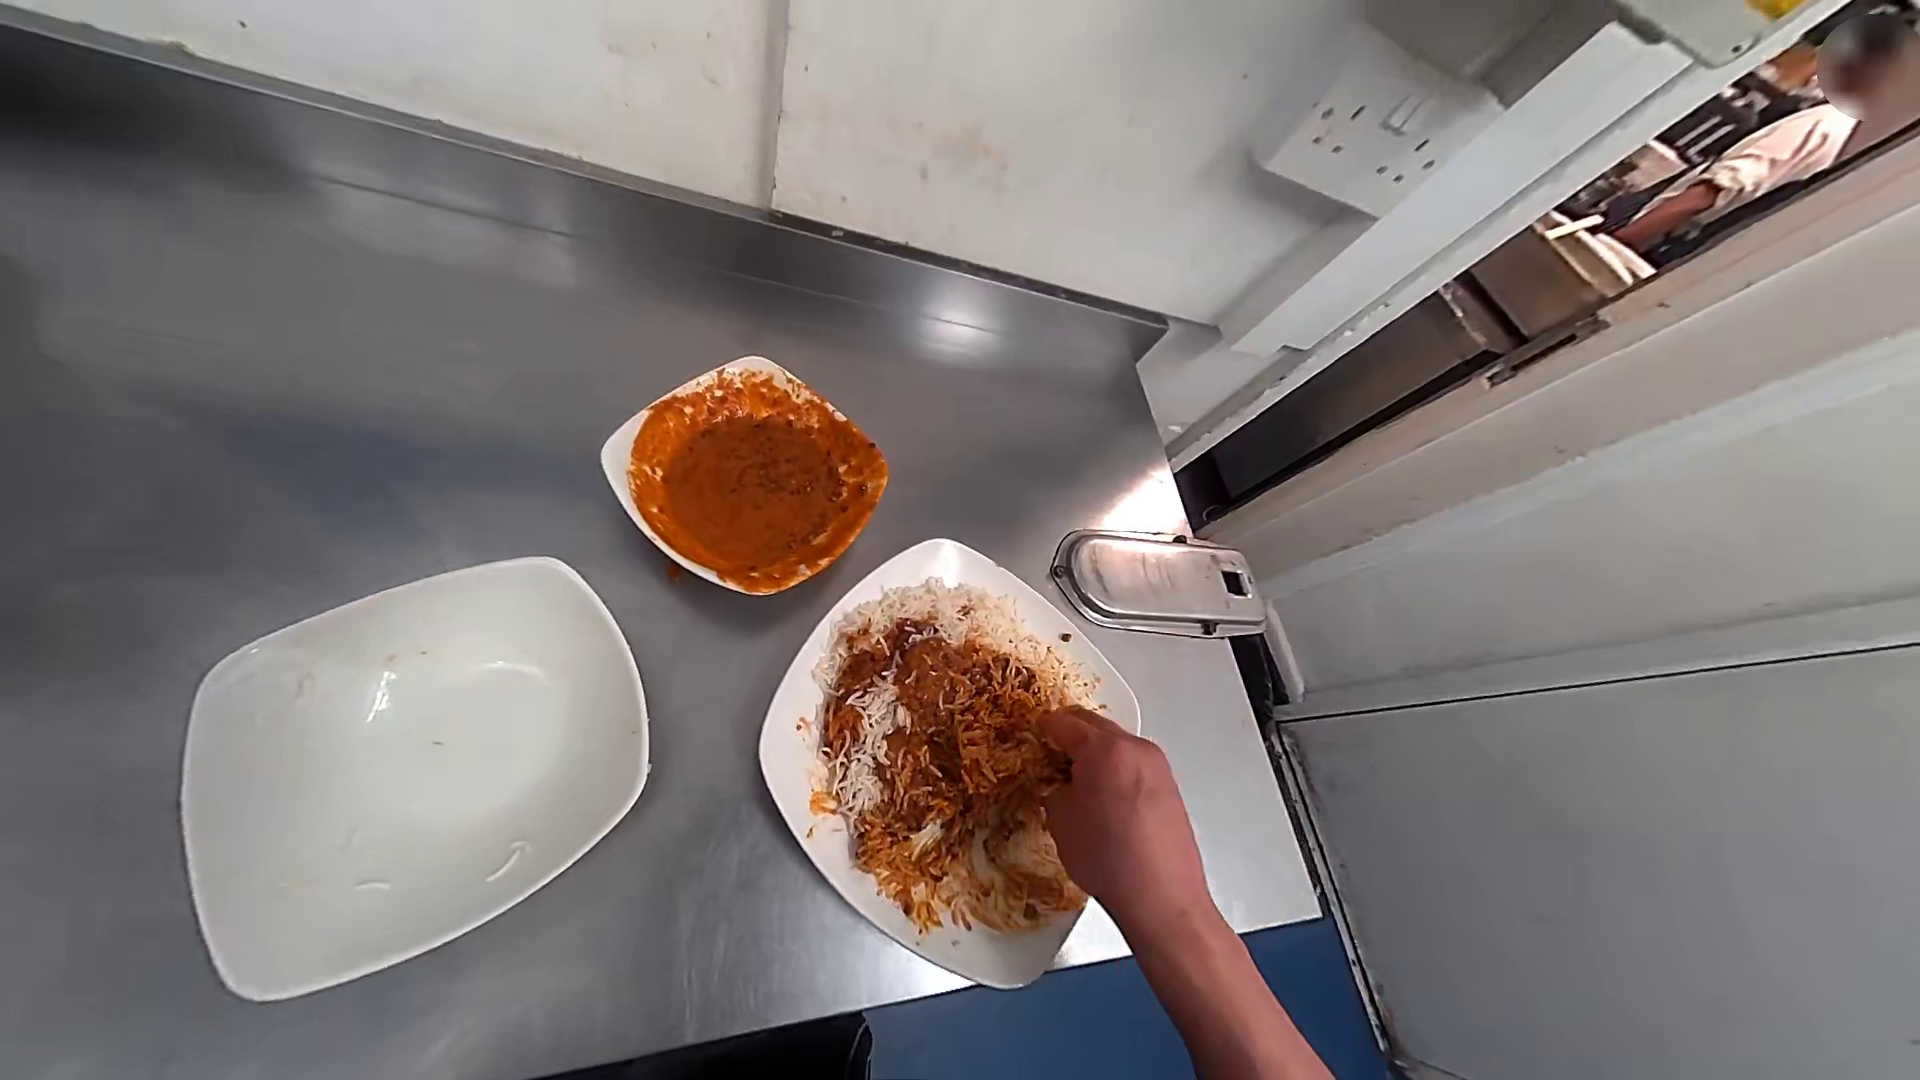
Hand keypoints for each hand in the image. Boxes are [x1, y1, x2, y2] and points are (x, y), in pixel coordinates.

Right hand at [1040, 707, 1214, 935]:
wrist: (1161, 898)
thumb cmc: (1109, 860)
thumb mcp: (1061, 819)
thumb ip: (1054, 786)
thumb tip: (1058, 780)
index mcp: (1102, 749)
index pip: (1064, 722)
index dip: (1043, 728)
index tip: (1034, 735)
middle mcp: (1133, 747)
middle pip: (1092, 723)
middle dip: (1070, 733)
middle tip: (1051, 753)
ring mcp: (1155, 763)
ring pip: (1115, 741)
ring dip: (1094, 749)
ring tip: (1078, 777)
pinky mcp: (1168, 781)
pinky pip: (1133, 759)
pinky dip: (1114, 765)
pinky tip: (1104, 793)